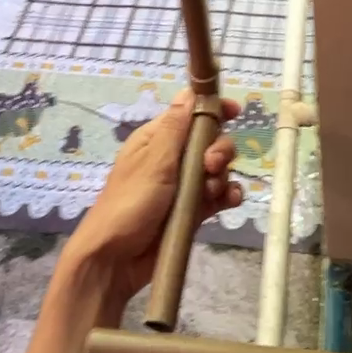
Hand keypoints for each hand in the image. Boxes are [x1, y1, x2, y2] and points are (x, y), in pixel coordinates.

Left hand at [67, 88, 243, 307]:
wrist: (115, 261)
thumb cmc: (129, 203)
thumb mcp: (153, 161)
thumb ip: (175, 127)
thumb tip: (189, 91)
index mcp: (157, 139)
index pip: (190, 114)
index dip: (214, 110)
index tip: (236, 111)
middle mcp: (172, 158)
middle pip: (209, 141)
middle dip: (218, 149)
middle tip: (211, 165)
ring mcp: (183, 186)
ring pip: (216, 169)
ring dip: (221, 175)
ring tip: (211, 190)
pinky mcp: (192, 212)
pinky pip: (218, 196)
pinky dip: (227, 196)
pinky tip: (229, 201)